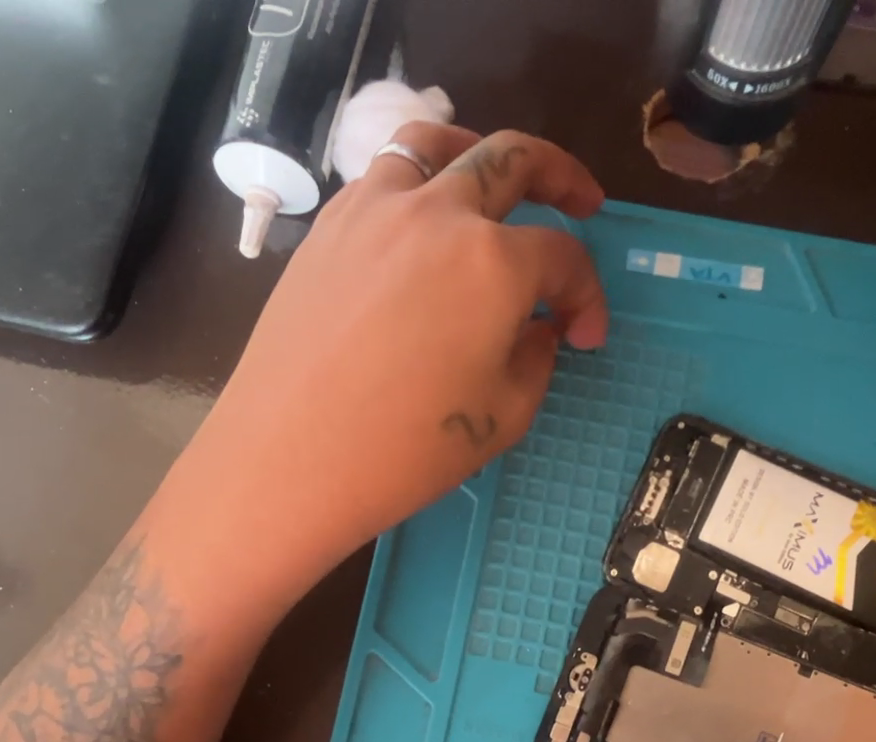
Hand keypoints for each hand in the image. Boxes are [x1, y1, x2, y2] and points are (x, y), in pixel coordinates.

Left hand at [177, 124, 606, 598]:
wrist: (288, 460)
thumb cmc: (406, 450)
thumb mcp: (504, 415)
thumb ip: (537, 356)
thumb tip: (539, 326)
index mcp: (493, 262)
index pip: (563, 257)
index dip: (587, 296)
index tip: (585, 334)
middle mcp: (436, 215)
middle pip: (512, 159)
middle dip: (561, 175)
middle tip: (583, 201)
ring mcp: (372, 212)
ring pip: (434, 146)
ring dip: (478, 153)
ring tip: (493, 180)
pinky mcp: (328, 229)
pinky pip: (381, 180)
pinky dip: (416, 186)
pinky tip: (421, 228)